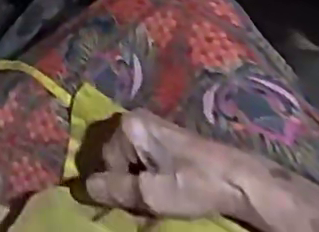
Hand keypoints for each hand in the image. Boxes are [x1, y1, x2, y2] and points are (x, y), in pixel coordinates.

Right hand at [81, 110, 264, 220]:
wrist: (233, 177)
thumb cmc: (192, 184)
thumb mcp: (152, 194)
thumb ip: (116, 190)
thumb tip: (85, 186)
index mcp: (131, 125)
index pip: (104, 159)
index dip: (115, 185)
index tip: (135, 202)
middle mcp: (136, 117)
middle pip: (113, 154)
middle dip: (122, 179)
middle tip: (143, 200)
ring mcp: (150, 123)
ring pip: (126, 156)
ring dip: (133, 178)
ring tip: (152, 195)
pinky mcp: (162, 134)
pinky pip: (139, 154)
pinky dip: (143, 172)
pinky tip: (160, 185)